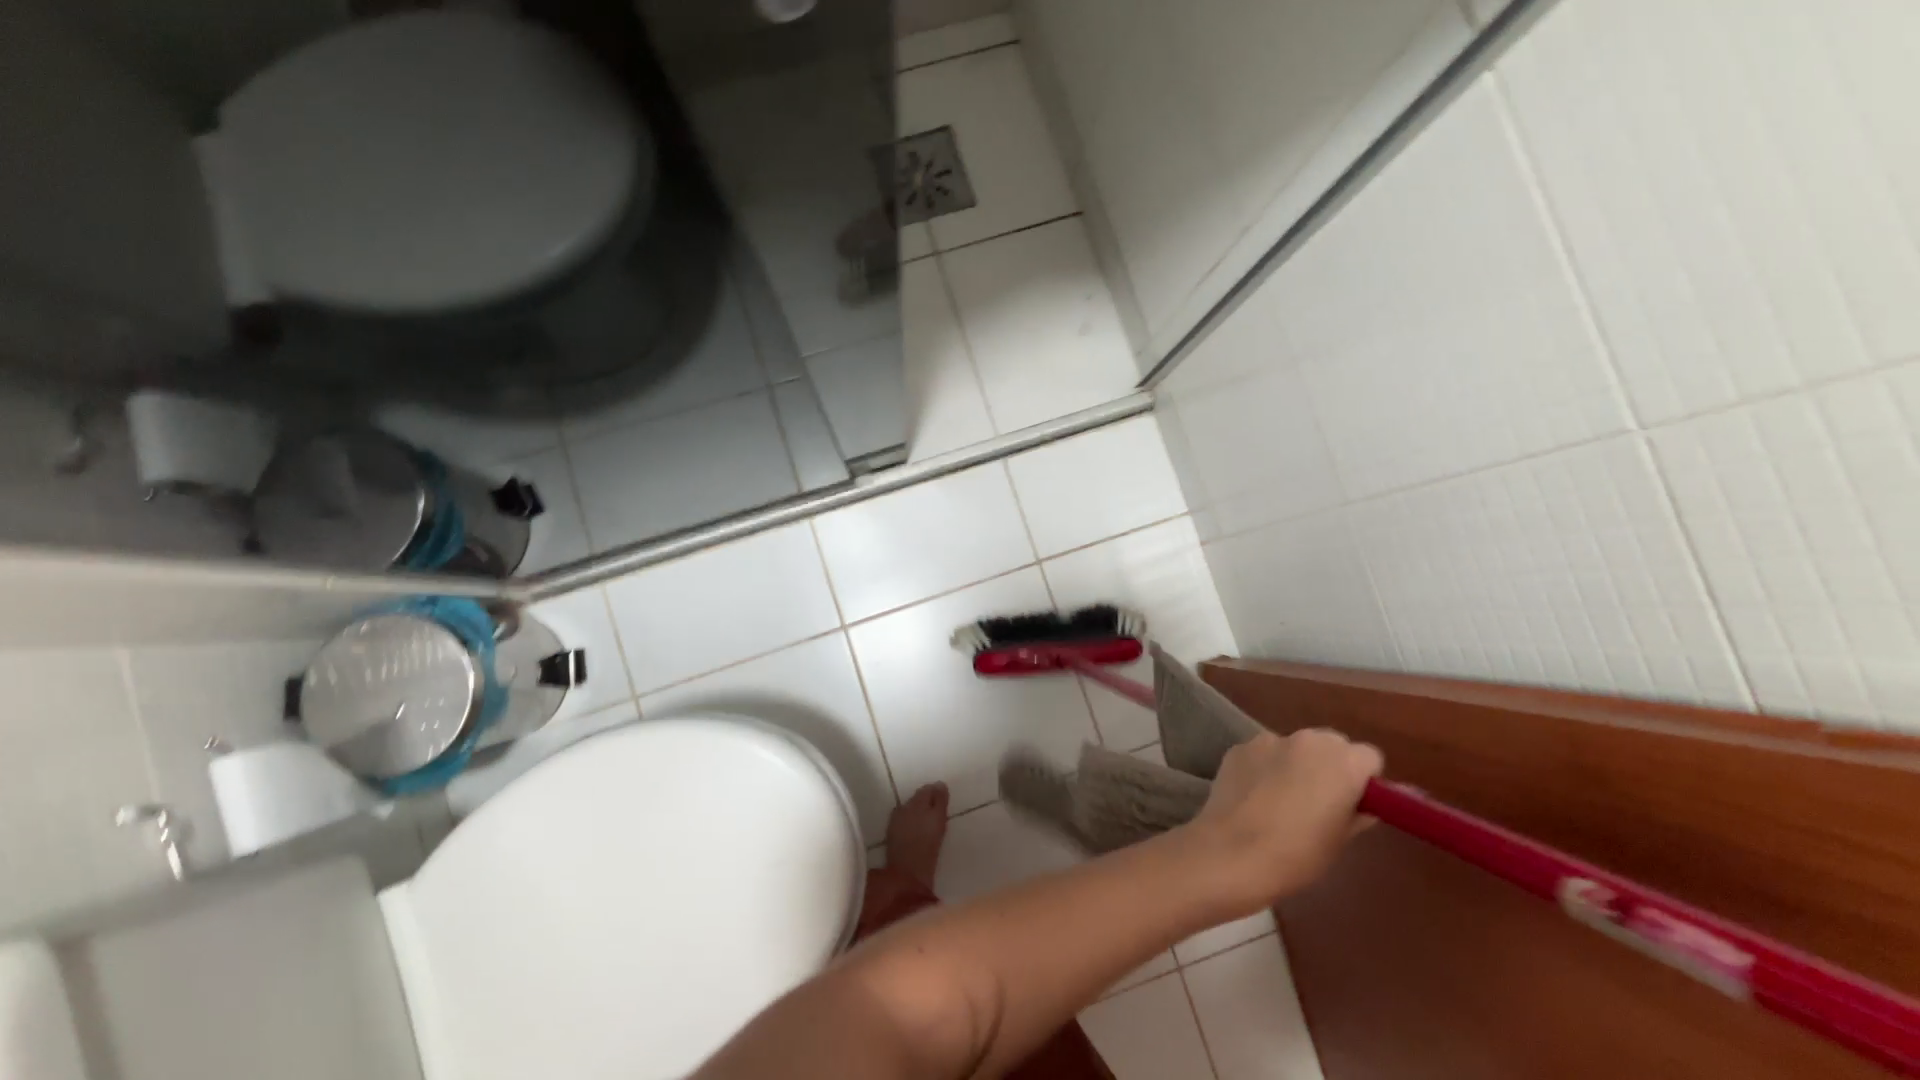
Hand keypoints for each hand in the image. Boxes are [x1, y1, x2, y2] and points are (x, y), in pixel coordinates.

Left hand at [1181, 729, 1382, 914]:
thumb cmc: (1297, 854)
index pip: (1369, 758)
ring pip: (1294, 747)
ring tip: (1280, 801)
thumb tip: (1369, 805)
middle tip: (1319, 802)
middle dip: (1331, 767)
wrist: (1231, 854)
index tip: (1354, 804)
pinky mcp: (1239, 748)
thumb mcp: (1340, 840)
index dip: (1364, 781)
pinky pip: (1262, 754)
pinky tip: (1252, 798)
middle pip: (1332, 745)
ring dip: (1295, 764)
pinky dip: (1264, 768)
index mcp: (1344, 761)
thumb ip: (1359, 813)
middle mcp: (1309, 739)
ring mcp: (1270, 739)